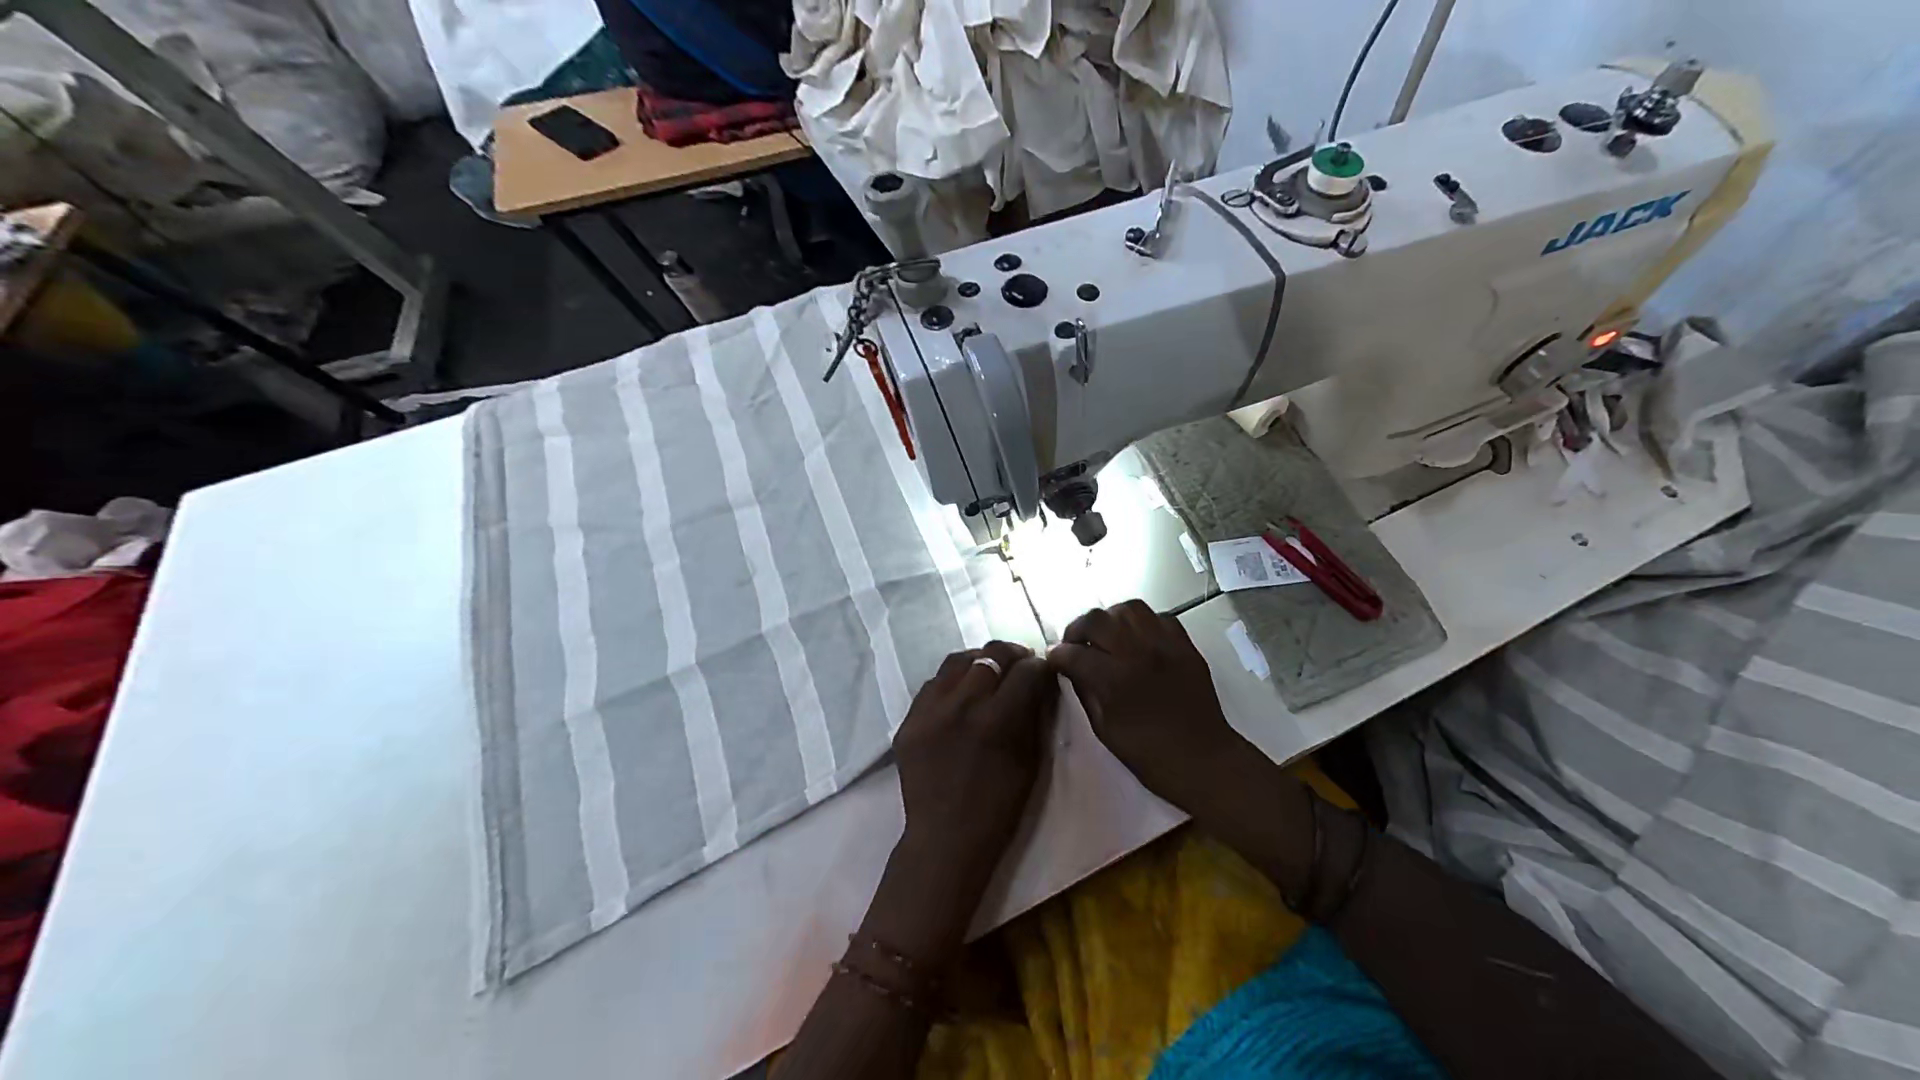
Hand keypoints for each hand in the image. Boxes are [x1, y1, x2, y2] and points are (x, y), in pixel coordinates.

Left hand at [893, 641, 1057, 885]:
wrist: (945, 838)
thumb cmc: (999, 807)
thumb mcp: (1030, 760)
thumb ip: (1034, 714)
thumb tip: (1040, 679)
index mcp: (996, 720)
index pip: (1025, 672)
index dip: (1038, 666)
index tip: (1042, 668)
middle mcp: (960, 706)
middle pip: (990, 656)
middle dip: (1011, 655)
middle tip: (1020, 661)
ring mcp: (928, 711)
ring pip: (957, 662)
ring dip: (979, 661)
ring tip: (989, 670)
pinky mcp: (908, 720)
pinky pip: (932, 685)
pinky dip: (951, 682)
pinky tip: (960, 693)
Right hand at [1048, 600, 1255, 813]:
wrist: (1203, 759)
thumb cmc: (1148, 754)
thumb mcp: (1103, 728)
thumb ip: (1084, 691)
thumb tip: (1070, 668)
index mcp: (1114, 679)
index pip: (1073, 653)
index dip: (1057, 656)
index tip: (1054, 660)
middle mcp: (1138, 652)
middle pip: (1096, 619)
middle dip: (1077, 629)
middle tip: (1075, 645)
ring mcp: (1165, 644)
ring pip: (1128, 608)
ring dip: (1109, 619)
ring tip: (1106, 636)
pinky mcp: (1185, 645)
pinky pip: (1159, 617)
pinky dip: (1141, 624)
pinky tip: (1137, 640)